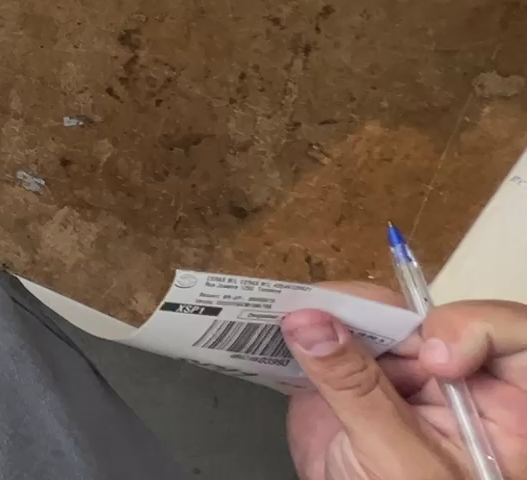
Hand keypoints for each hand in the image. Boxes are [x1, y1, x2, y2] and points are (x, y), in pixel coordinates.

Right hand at [284, 285, 526, 478]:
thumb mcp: (394, 458)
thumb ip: (358, 391)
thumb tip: (309, 320)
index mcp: (496, 407)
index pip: (510, 342)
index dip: (474, 328)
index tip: (432, 358)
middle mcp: (449, 380)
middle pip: (420, 317)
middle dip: (367, 311)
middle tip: (314, 318)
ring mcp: (393, 373)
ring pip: (364, 315)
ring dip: (319, 310)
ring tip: (281, 321)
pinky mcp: (342, 368)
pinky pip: (323, 329)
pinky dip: (292, 321)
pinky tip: (267, 327)